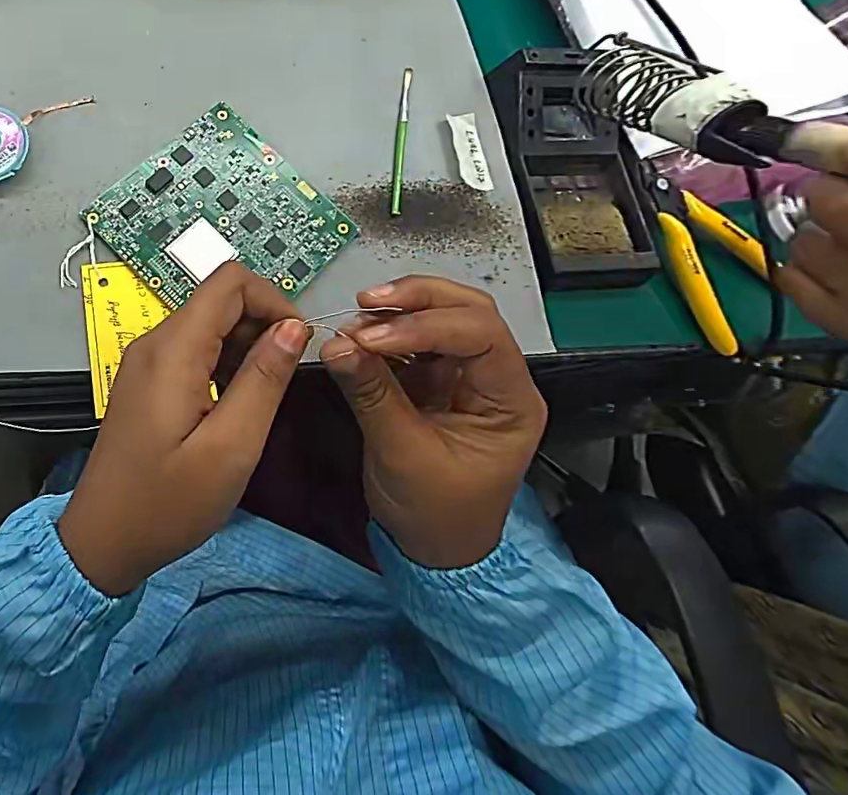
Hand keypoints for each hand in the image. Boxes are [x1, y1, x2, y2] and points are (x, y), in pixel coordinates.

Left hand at [59, 263, 309, 594]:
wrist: (103, 540)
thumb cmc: (166, 504)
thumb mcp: (230, 448)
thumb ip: (264, 380)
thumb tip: (294, 327)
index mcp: (172, 350)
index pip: (229, 282)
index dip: (273, 301)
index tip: (298, 345)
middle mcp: (154, 343)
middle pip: (218, 299)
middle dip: (261, 325)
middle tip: (281, 380)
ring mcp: (146, 360)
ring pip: (208, 324)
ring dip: (244, 347)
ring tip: (258, 399)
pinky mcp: (146, 380)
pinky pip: (193, 349)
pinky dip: (223, 363)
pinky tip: (232, 405)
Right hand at [318, 276, 546, 568]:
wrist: (432, 549)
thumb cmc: (434, 513)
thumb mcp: (401, 454)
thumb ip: (371, 394)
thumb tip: (336, 343)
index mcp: (511, 400)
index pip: (482, 335)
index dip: (427, 326)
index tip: (372, 337)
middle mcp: (494, 378)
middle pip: (468, 310)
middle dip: (418, 298)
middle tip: (365, 301)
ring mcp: (463, 375)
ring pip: (441, 316)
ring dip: (397, 311)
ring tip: (354, 323)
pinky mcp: (433, 379)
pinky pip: (412, 340)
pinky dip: (384, 333)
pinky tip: (357, 338)